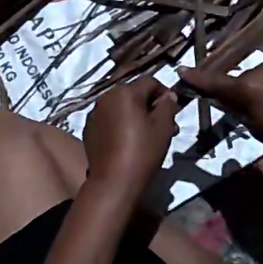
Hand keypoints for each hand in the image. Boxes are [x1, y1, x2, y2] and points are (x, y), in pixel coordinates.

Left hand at [83, 77, 179, 193]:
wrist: (113, 181)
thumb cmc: (142, 151)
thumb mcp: (163, 126)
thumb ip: (168, 105)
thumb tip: (168, 96)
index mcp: (125, 92)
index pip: (151, 82)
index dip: (165, 93)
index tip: (173, 111)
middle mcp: (106, 97)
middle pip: (134, 94)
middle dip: (150, 106)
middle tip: (165, 125)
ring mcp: (94, 113)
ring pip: (121, 107)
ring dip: (136, 115)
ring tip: (147, 135)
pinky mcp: (89, 129)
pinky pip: (109, 119)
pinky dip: (120, 124)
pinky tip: (128, 141)